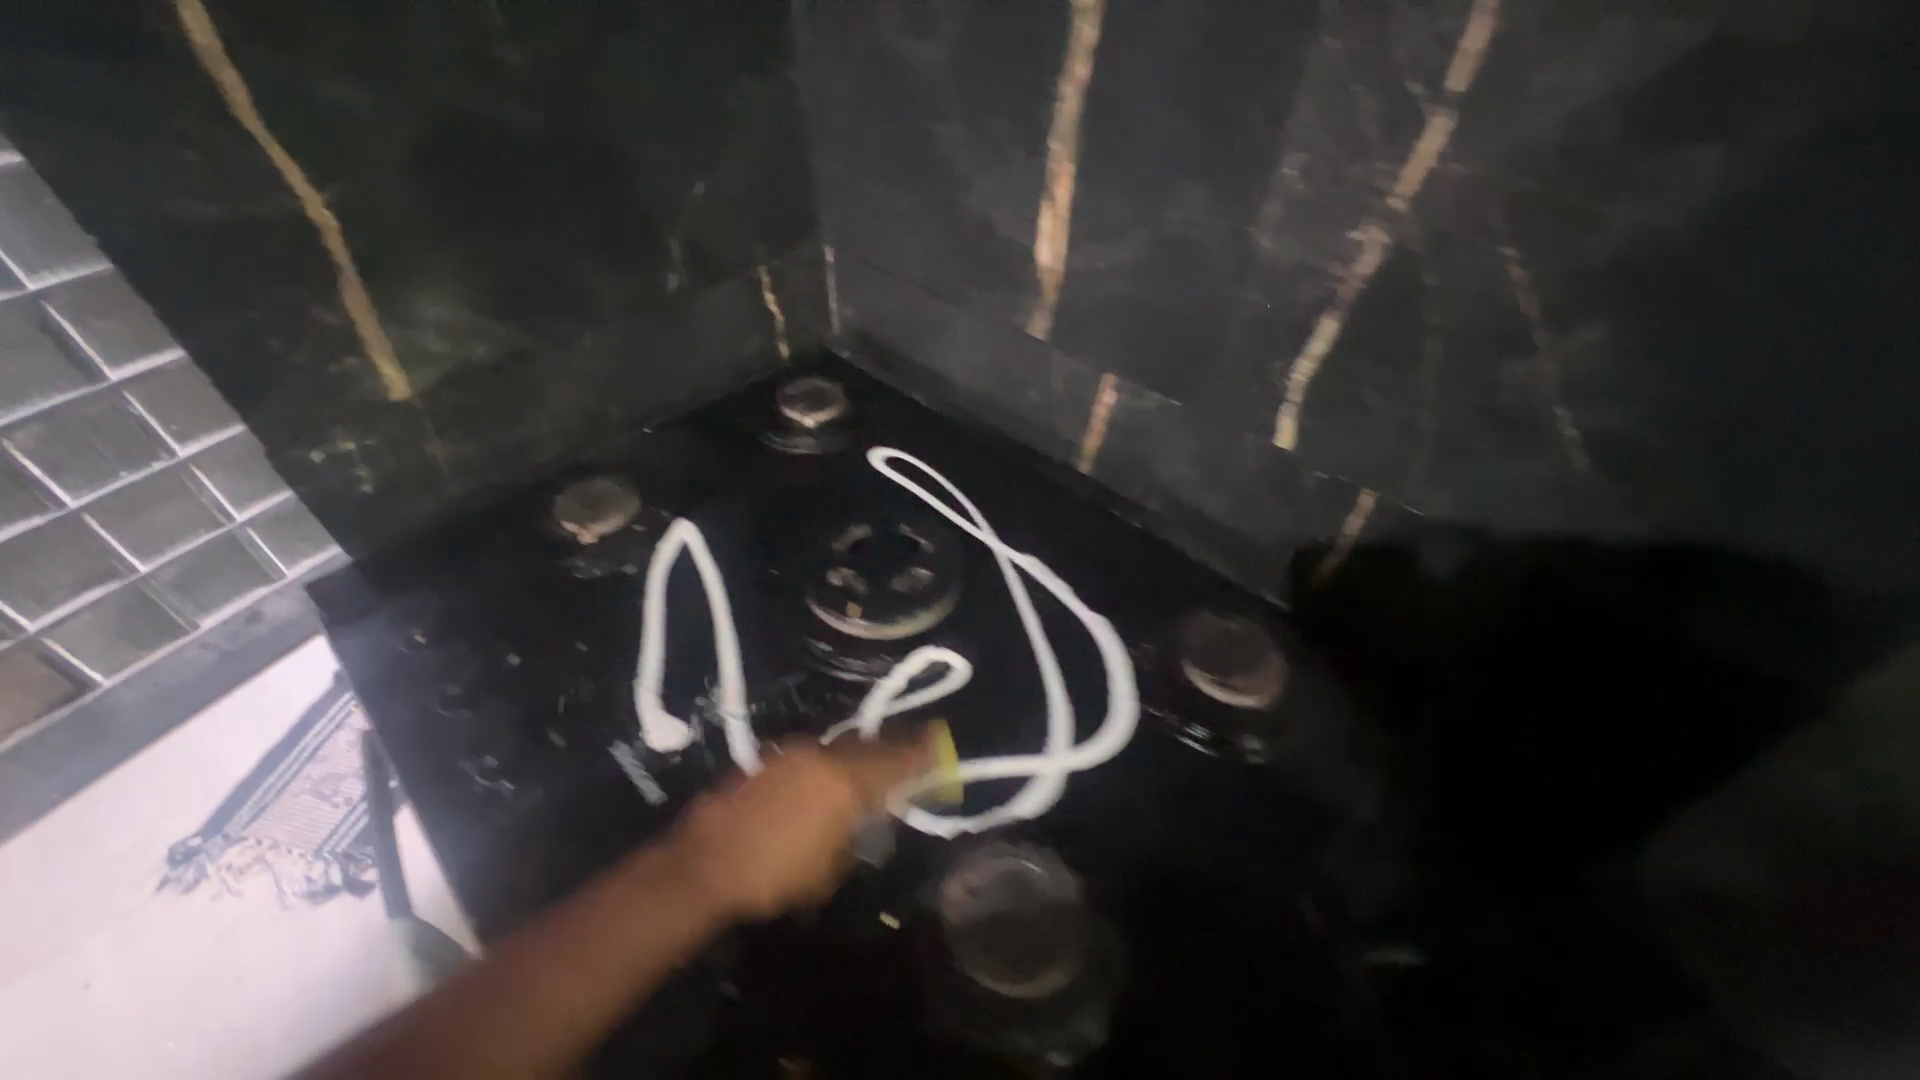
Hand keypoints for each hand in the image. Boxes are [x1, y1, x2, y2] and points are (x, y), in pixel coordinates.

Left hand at [665, 735, 933, 920]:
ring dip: (856, 757)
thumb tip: (862, 825)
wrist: (702, 865)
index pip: (896, 761)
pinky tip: (821, 783)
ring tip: (867, 770)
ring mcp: (790, 756)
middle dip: (892, 750)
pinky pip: (809, 757)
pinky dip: (825, 766)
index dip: (921, 753)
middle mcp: (822, 758)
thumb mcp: (829, 871)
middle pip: (868, 747)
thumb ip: (854, 840)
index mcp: (846, 784)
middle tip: (910, 753)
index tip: (940, 744)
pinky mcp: (764, 762)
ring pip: (837, 749)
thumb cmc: (774, 877)